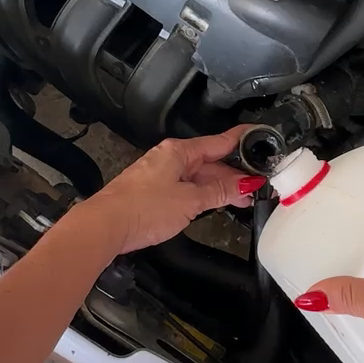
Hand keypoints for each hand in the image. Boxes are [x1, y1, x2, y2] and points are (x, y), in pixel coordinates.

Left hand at [59, 126, 261, 256]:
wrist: (104, 226)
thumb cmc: (141, 208)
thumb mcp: (191, 201)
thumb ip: (220, 191)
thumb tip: (245, 184)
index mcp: (179, 151)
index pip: (219, 141)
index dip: (242, 140)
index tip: (259, 136)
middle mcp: (169, 158)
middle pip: (210, 161)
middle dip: (234, 174)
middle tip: (257, 185)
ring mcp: (160, 174)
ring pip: (197, 176)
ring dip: (219, 187)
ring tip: (241, 199)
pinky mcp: (153, 192)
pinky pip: (185, 187)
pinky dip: (202, 194)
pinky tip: (212, 203)